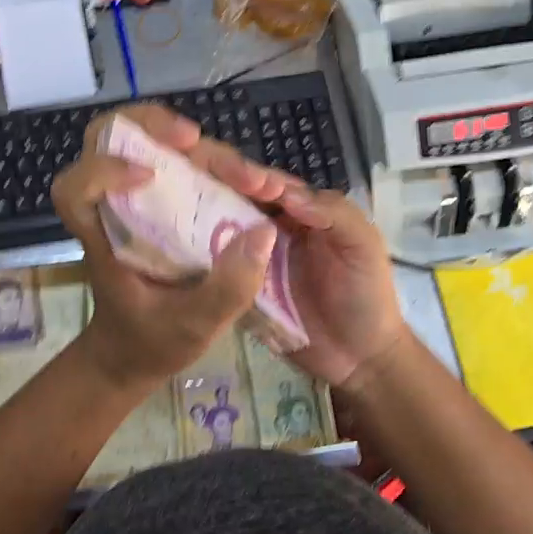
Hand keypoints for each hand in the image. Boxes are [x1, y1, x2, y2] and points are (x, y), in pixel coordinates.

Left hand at [51, 110, 276, 388]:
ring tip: (249, 177)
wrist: (135, 353)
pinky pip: (180, 161)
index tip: (148, 177)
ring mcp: (138, 197)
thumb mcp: (192, 327)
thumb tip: (262, 233)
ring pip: (152, 143)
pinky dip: (214, 162)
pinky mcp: (164, 199)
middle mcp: (114, 206)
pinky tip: (249, 180)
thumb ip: (225, 289)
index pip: (74, 189)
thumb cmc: (151, 340)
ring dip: (201, 148)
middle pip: (107, 138)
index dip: (102, 170)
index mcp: (102, 237)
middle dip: (150, 125)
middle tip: (194, 140)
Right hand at [96, 105, 407, 388]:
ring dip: (197, 216)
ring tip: (165, 205)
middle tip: (184, 178)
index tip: (228, 173)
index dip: (249, 175)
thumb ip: (333, 214)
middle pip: (237, 200)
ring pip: (220, 230)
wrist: (361, 360)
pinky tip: (169, 248)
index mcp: (301, 211)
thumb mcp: (363, 246)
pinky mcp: (239, 291)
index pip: (269, 184)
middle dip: (213, 186)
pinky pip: (217, 269)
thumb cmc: (367, 295)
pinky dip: (195, 258)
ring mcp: (252, 261)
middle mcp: (271, 229)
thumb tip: (287, 194)